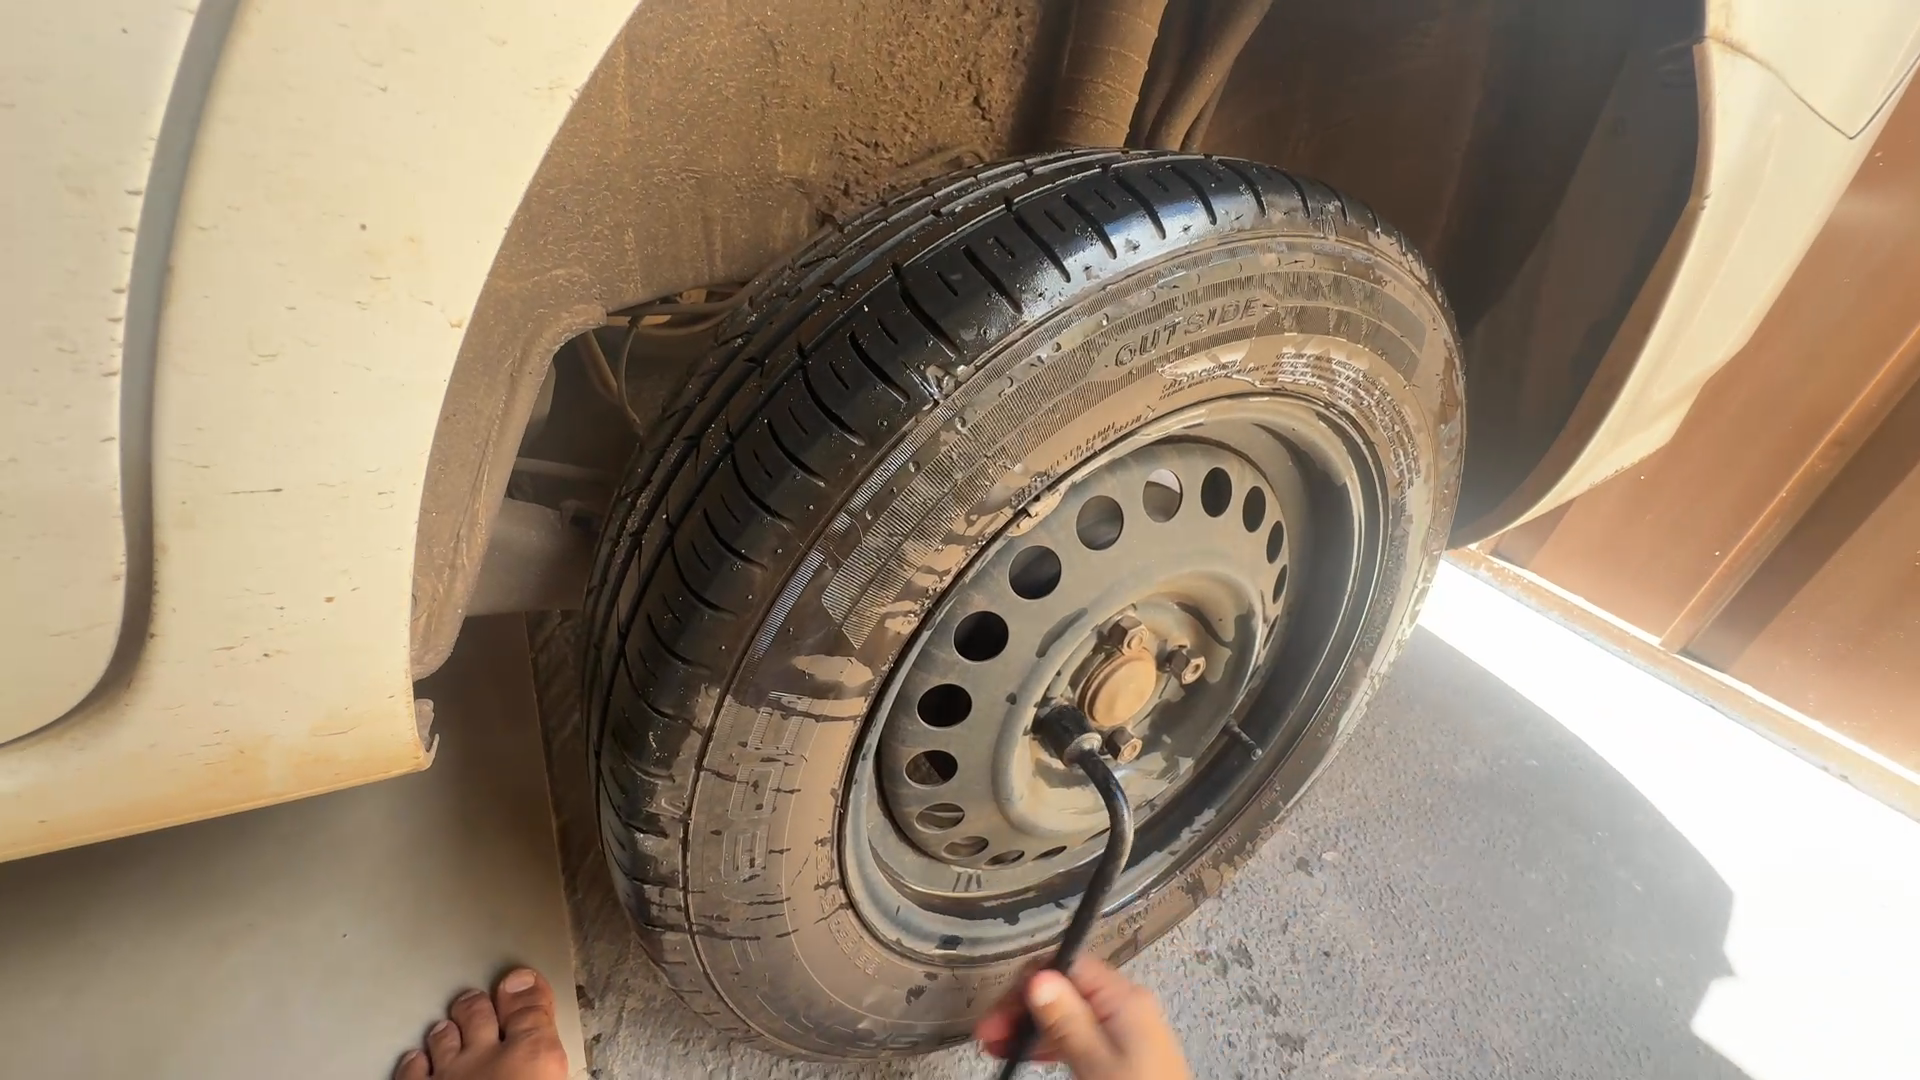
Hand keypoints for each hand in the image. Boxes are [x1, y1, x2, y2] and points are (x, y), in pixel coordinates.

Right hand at [975, 957, 1191, 1079]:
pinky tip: (1033, 1055)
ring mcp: (1126, 1029)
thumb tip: (1037, 978)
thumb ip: (1067, 1020)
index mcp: (1123, 998)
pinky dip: (1053, 1042)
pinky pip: (1081, 1034)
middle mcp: (1126, 1005)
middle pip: (1064, 989)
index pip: (1065, 965)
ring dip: (1033, 1026)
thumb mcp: (1097, 1065)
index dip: (1027, 983)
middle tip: (990, 1034)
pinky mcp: (1125, 1052)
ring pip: (1069, 1014)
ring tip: (1000, 1047)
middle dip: (1024, 1007)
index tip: (999, 1011)